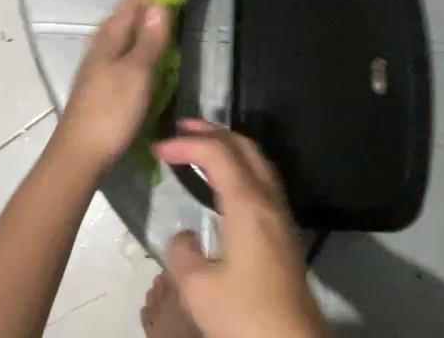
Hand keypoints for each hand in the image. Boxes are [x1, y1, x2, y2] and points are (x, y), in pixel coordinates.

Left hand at [57, 0, 170, 172]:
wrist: (80, 156)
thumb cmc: (111, 111)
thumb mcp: (137, 73)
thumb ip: (149, 38)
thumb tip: (160, 3)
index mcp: (109, 36)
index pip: (133, 0)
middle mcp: (101, 44)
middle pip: (127, 14)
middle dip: (149, 2)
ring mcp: (99, 64)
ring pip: (125, 33)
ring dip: (144, 23)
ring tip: (167, 17)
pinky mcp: (102, 83)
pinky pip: (125, 51)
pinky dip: (140, 44)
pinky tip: (150, 53)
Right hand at [157, 122, 326, 337]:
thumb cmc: (244, 315)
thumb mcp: (198, 288)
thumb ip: (183, 252)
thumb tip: (185, 236)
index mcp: (247, 203)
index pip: (216, 153)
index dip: (186, 144)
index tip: (158, 148)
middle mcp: (268, 198)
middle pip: (243, 145)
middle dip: (211, 132)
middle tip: (181, 129)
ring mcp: (281, 212)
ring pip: (257, 159)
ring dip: (229, 145)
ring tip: (201, 146)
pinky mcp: (284, 230)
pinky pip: (262, 178)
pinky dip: (240, 164)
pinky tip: (225, 182)